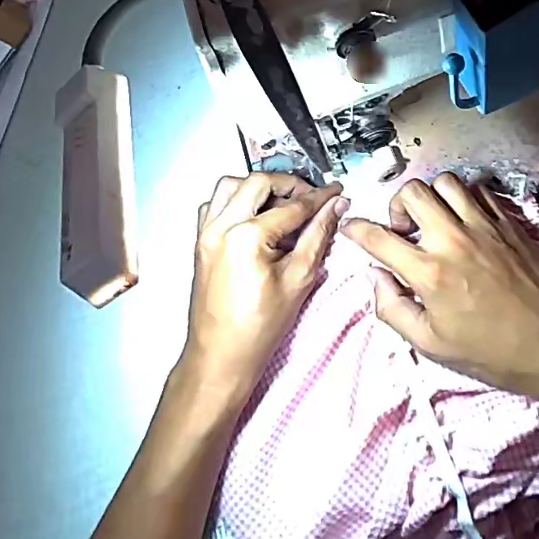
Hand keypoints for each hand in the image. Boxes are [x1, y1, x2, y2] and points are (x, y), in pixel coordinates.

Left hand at [183, 173, 346, 390]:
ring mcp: (205, 233)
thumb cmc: (260, 326)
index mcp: (245, 237)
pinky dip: (238, 200)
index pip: (291, 206)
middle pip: (258, 182)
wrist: (220, 357)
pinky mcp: (201, 241)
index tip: (337, 192)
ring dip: (260, 188)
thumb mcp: (299, 278)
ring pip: (231, 186)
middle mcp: (220, 227)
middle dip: (289, 184)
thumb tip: (336, 206)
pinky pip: (216, 204)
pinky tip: (258, 218)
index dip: (319, 197)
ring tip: (284, 205)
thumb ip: (319, 235)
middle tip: (311, 198)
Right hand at [338, 173, 538, 403]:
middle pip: (411, 192)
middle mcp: (453, 239)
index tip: (351, 228)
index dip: (356, 229)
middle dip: (397, 207)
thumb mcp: (431, 345)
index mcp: (429, 273)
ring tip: (435, 222)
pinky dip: (465, 198)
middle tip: (405, 232)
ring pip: (446, 181)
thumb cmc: (491, 351)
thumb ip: (393, 308)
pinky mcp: (508, 221)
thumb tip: (375, 276)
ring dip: (432, 197)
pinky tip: (466, 221)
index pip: (378, 238)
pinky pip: (479, 190)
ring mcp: (484, 225)